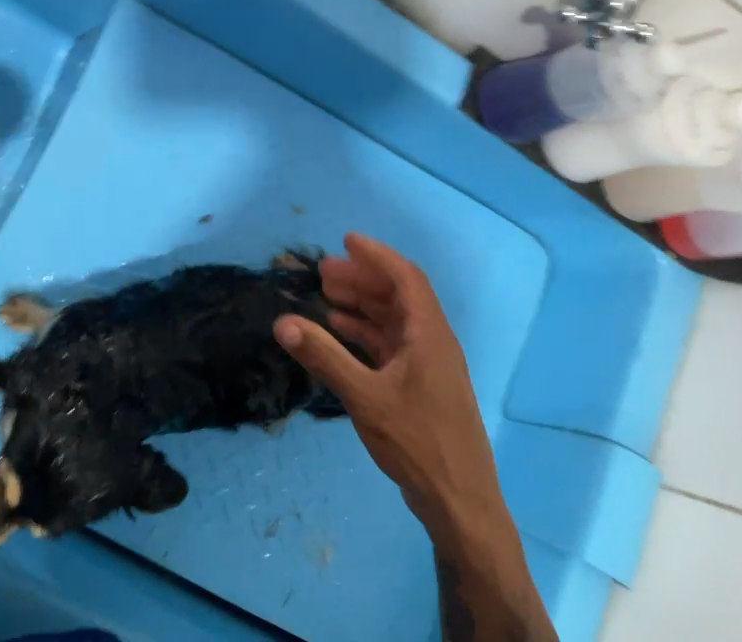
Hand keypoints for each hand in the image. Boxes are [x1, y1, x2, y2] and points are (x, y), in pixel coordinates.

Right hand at [274, 234, 508, 542]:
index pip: (406, 278)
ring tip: (326, 296)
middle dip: (362, 279)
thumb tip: (282, 322)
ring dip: (363, 306)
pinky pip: (392, 346)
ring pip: (394, 321)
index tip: (345, 241)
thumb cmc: (417, 441)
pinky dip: (366, 334)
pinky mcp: (422, 388)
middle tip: (323, 272)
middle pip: (398, 296)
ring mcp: (429, 367)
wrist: (460, 501)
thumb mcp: (364, 397)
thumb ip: (323, 357)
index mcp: (429, 335)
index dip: (376, 256)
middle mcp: (433, 343)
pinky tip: (340, 334)